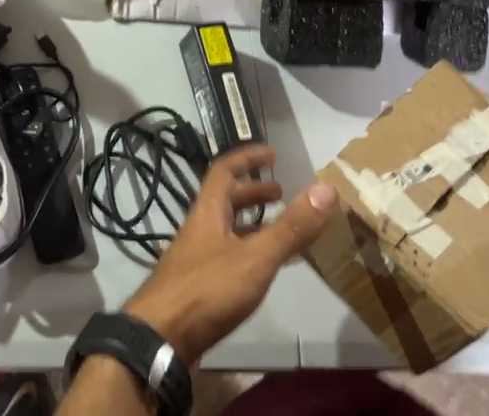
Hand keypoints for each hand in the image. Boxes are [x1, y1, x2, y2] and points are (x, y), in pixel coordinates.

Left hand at [121, 145, 338, 365]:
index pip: (224, 170)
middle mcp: (199, 228)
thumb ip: (291, 227)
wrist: (162, 336)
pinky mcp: (199, 284)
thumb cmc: (208, 289)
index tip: (272, 154)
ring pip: (226, 229)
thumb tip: (325, 187)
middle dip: (253, 192)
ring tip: (281, 230)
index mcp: (208, 211)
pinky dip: (249, 252)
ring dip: (252, 224)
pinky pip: (228, 255)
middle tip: (282, 193)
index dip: (247, 158)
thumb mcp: (256, 257)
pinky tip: (264, 270)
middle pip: (224, 199)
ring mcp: (196, 257)